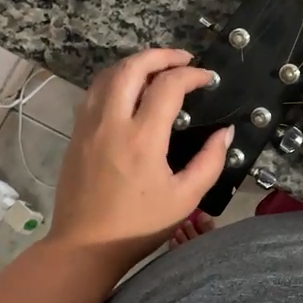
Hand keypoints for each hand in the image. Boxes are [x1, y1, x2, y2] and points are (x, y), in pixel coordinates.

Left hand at [47, 49, 232, 272]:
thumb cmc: (139, 226)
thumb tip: (224, 132)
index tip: (207, 79)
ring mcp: (89, 126)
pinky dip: (115, 80)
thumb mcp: (185, 199)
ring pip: (108, 75)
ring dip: (135, 64)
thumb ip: (210, 162)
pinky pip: (94, 92)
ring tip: (157, 69)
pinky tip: (130, 92)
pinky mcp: (77, 135)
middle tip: (183, 60)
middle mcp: (112, 123)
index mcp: (142, 139)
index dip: (191, 75)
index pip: (168, 86)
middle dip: (160, 55)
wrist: (85, 246)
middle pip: (132, 68)